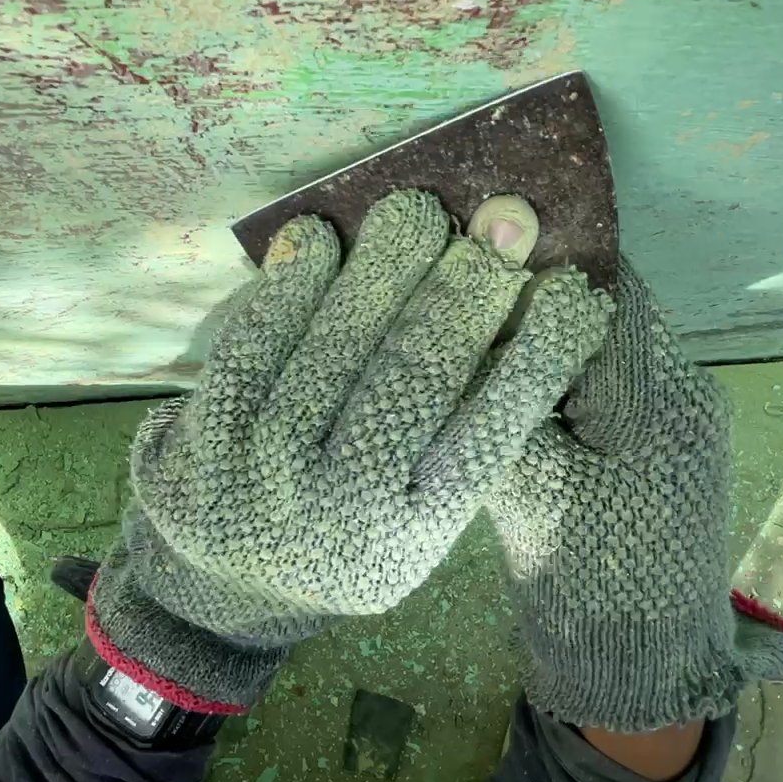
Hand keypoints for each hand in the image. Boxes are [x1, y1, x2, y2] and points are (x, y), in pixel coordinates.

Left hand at [89, 190, 613, 711]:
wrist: (227, 574)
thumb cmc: (343, 528)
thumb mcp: (410, 515)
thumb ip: (457, 437)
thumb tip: (518, 322)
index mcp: (412, 538)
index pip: (491, 435)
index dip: (537, 357)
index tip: (575, 291)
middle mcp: (343, 514)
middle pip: (415, 377)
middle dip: (465, 289)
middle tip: (502, 219)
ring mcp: (267, 477)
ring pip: (338, 349)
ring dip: (383, 267)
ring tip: (416, 208)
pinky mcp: (207, 443)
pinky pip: (254, 344)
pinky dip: (290, 284)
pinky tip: (316, 237)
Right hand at [486, 262, 782, 734]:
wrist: (640, 670)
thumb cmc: (579, 575)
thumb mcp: (524, 476)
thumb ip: (507, 390)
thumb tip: (484, 315)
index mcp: (659, 395)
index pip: (610, 291)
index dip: (547, 265)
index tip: (487, 258)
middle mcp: (690, 391)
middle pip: (614, 313)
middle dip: (548, 302)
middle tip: (478, 305)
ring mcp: (690, 418)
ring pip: (615, 345)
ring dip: (559, 339)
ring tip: (494, 348)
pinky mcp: (677, 442)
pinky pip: (622, 381)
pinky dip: (576, 375)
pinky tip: (529, 392)